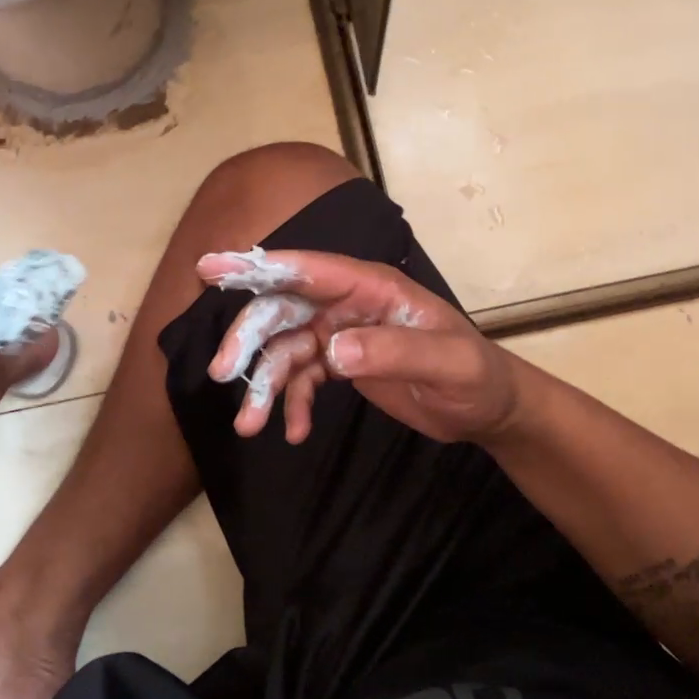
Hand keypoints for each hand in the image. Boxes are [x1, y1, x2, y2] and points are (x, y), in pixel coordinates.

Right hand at [197, 250, 522, 444]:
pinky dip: (292, 403)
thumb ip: (393, 352)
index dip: (260, 266)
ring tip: (249, 425)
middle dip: (250, 338)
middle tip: (223, 374)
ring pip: (285, 348)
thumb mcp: (447, 365)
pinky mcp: (341, 364)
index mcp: (373, 288)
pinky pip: (303, 378)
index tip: (211, 267)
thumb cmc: (477, 377)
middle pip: (284, 310)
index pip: (310, 270)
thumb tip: (333, 351)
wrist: (487, 410)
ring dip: (264, 383)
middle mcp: (349, 304)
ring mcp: (342, 334)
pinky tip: (295, 432)